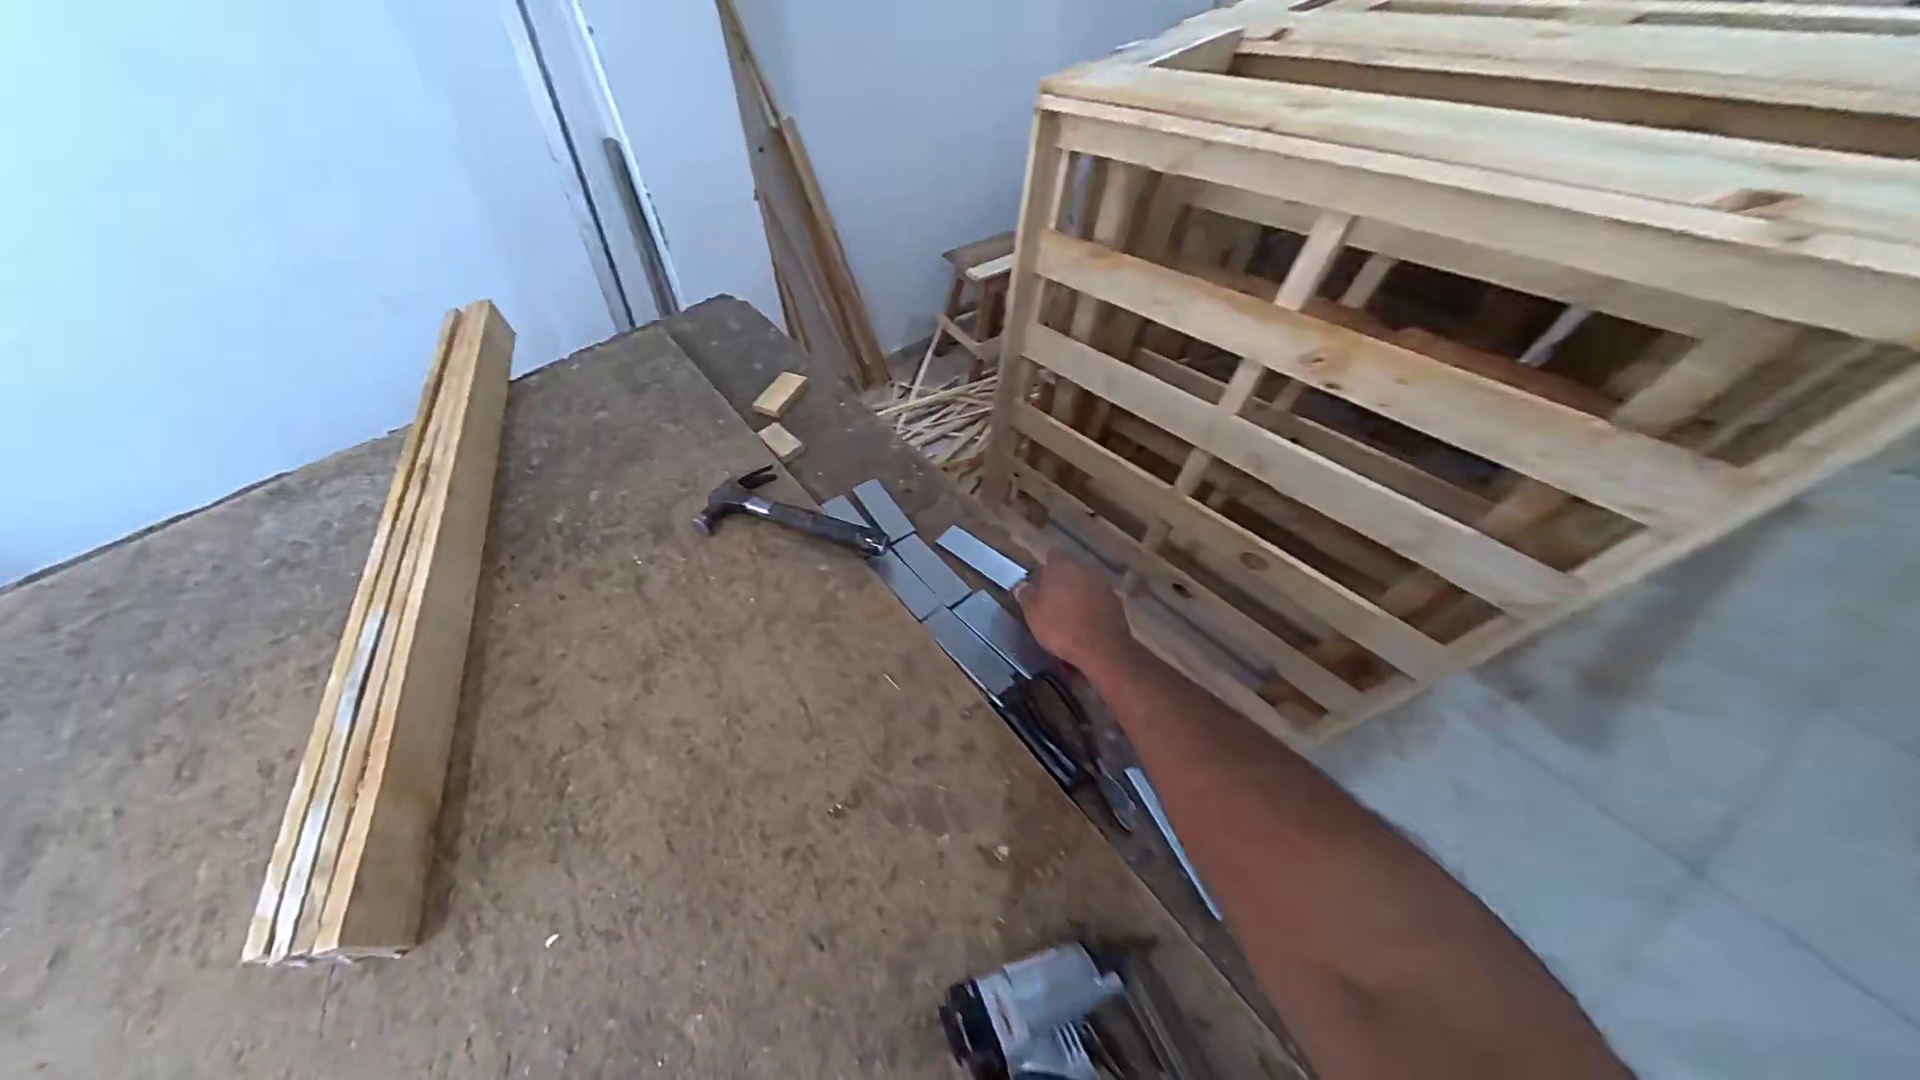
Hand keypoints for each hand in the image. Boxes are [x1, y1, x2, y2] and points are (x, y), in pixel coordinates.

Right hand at [1014, 552, 1138, 673]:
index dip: (1045, 567)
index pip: (1052, 555)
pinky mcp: (1116, 602)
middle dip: (1062, 580)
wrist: (1102, 648)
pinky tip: (1086, 623)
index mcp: (1062, 566)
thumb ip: (1026, 595)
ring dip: (1078, 593)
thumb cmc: (1060, 627)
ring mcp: (1104, 584)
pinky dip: (1092, 607)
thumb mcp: (1033, 613)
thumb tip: (1022, 586)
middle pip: (1071, 569)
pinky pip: (1098, 599)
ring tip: (1069, 614)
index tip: (1040, 582)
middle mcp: (1085, 569)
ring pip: (1086, 583)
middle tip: (1051, 600)